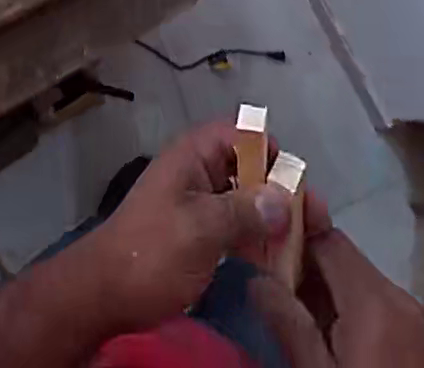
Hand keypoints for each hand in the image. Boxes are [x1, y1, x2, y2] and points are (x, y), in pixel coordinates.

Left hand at [71, 121, 294, 333]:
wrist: (109, 290)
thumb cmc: (152, 250)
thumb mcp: (200, 228)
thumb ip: (243, 210)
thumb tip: (285, 197)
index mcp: (191, 156)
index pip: (237, 133)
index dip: (268, 150)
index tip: (296, 184)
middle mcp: (197, 172)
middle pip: (247, 165)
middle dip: (280, 188)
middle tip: (314, 221)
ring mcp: (199, 202)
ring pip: (245, 197)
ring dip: (273, 216)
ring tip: (305, 243)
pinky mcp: (201, 232)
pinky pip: (238, 224)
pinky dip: (258, 237)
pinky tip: (280, 261)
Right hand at [248, 194, 423, 367]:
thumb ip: (287, 322)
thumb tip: (255, 276)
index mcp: (376, 301)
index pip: (326, 237)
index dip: (290, 235)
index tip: (259, 245)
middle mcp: (404, 301)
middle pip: (343, 260)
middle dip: (304, 267)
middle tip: (269, 285)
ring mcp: (423, 327)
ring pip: (361, 285)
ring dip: (326, 292)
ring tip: (295, 317)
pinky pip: (382, 311)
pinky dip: (351, 313)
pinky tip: (332, 342)